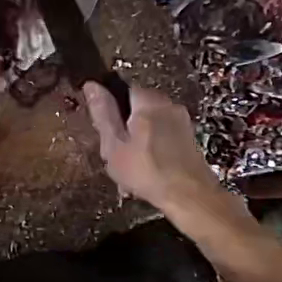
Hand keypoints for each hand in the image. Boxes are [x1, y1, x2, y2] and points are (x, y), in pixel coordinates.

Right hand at [82, 83, 231, 217]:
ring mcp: (183, 123)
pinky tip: (146, 175)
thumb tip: (91, 85)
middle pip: (137, 110)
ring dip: (137, 146)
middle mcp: (169, 105)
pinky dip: (152, 153)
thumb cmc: (146, 170)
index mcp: (149, 101)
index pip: (123, 90)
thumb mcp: (114, 143)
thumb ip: (103, 113)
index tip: (106, 133)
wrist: (190, 196)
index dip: (111, 110)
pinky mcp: (190, 140)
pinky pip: (163, 140)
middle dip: (125, 131)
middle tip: (115, 156)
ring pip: (150, 128)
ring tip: (129, 174)